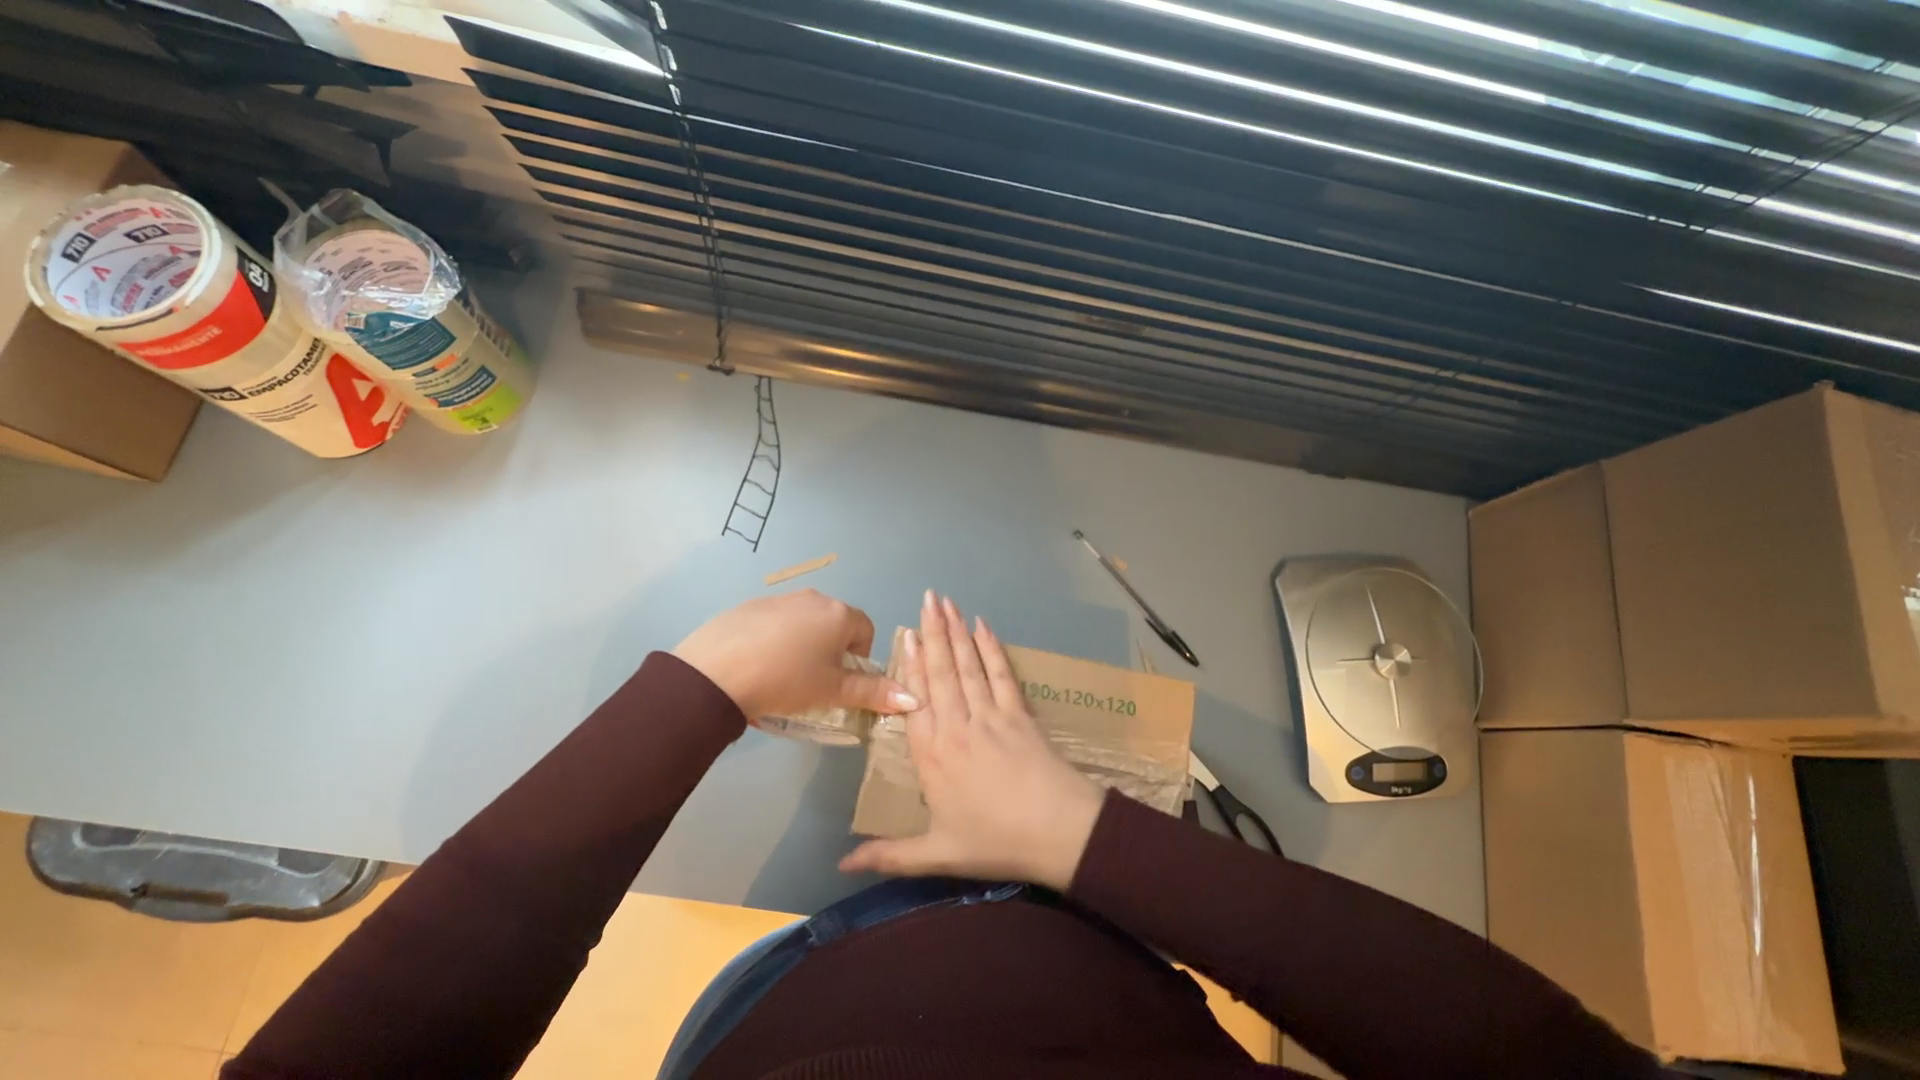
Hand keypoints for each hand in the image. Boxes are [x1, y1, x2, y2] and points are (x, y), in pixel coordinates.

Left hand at [673, 590, 918, 720]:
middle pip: (835, 623)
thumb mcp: (833, 691)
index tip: (841, 682)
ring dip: (803, 644)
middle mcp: (813, 598)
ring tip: (784, 676)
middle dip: (832, 651)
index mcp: (839, 614)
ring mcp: (778, 599)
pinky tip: (758, 665)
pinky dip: (774, 641)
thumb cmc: (786, 680)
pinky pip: (774, 623)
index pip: (866, 629)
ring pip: (804, 622)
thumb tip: (913, 698)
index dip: (860, 657)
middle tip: (815, 682)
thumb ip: (873, 693)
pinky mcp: (748, 606)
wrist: (716, 671)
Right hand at [839, 591, 1104, 890]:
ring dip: (957, 632)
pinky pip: (1002, 675)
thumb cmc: (996, 843)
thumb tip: (841, 865)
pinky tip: (984, 626)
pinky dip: (992, 649)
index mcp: (933, 757)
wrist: (1060, 833)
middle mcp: (958, 728)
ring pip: (968, 667)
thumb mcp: (937, 855)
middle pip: (941, 673)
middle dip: (932, 632)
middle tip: (927, 597)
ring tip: (946, 602)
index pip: (915, 701)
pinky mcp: (1021, 715)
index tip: (904, 634)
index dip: (909, 665)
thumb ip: (889, 855)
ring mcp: (991, 717)